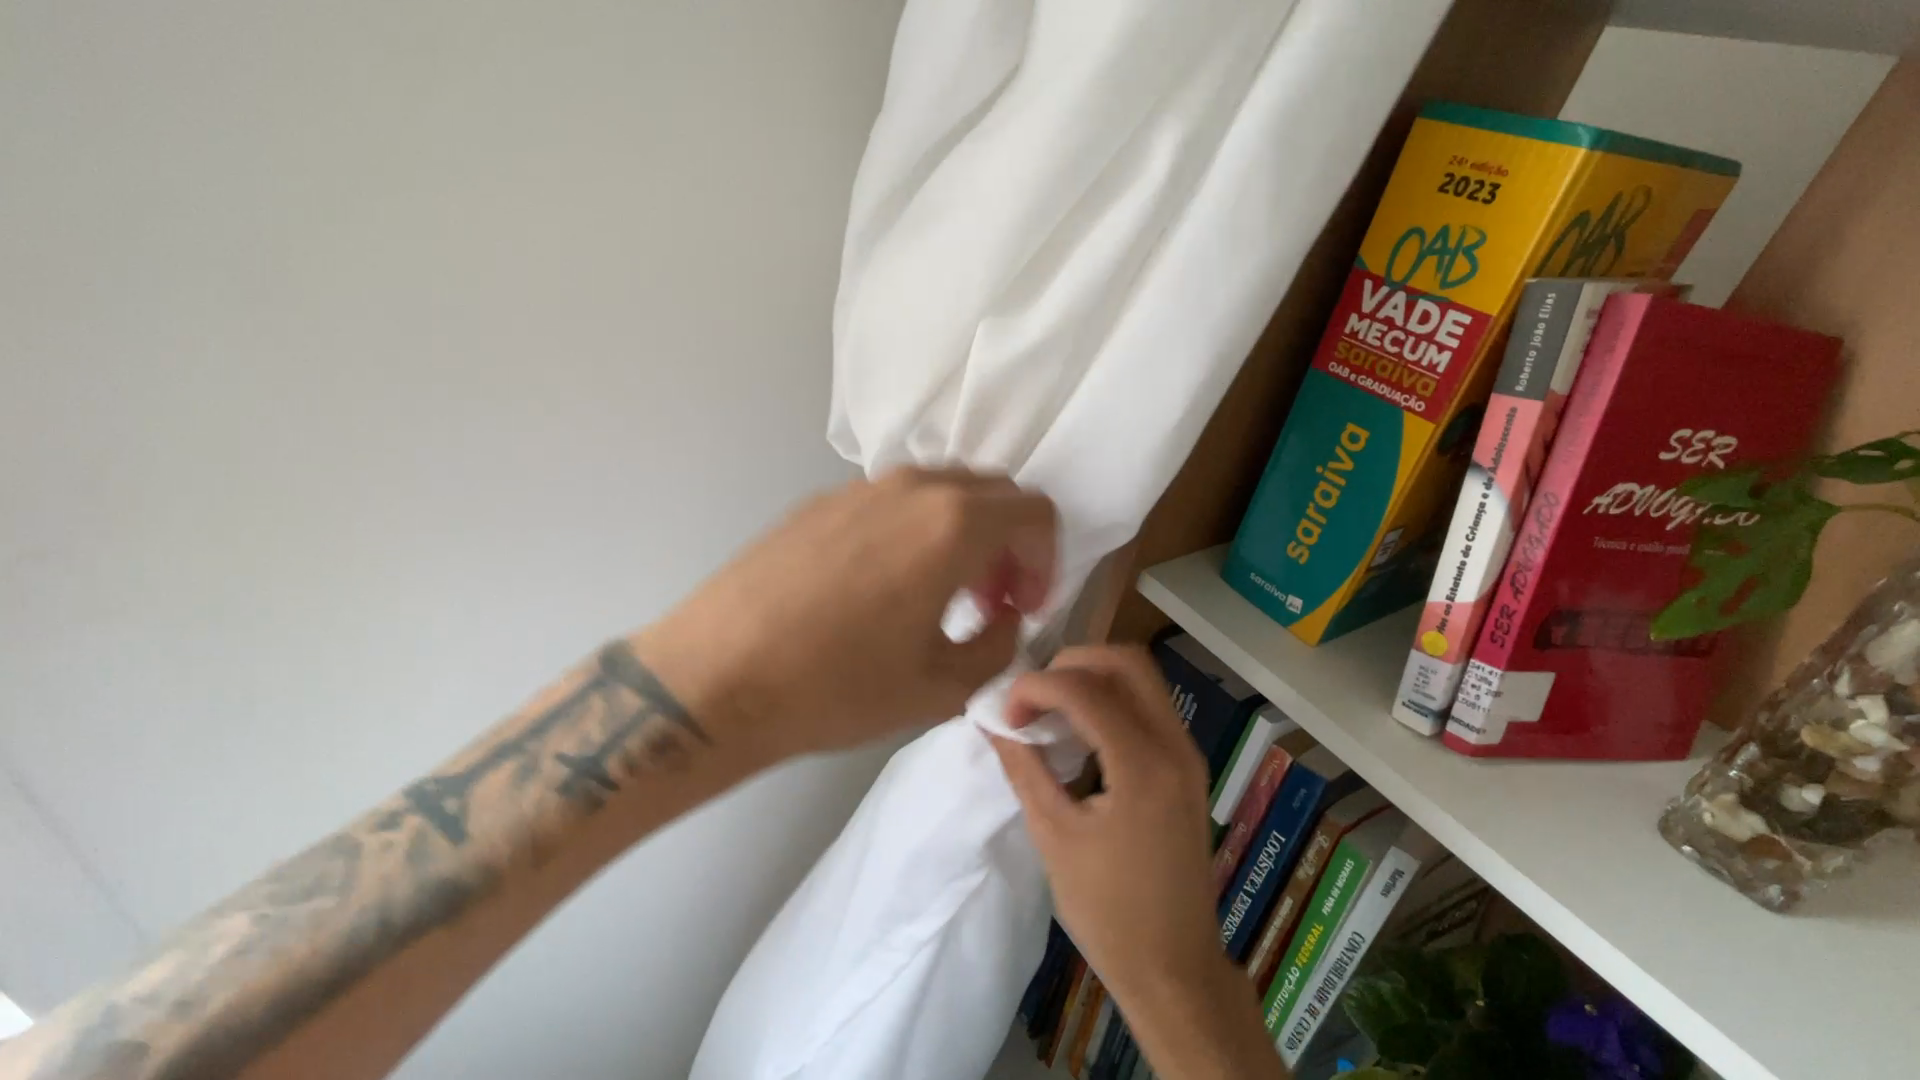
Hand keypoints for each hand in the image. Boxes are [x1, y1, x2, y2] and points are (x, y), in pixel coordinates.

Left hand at [635, 467, 1056, 761]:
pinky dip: (912, 532)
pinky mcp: (815, 502)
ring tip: (938, 596)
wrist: (717, 678)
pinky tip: (880, 590)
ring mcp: (856, 488)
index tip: (1025, 607)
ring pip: (937, 493)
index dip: (1046, 561)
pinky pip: (888, 504)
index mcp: (953, 524)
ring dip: (960, 535)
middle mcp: (910, 488)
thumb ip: (999, 645)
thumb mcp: (942, 688)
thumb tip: (1003, 618)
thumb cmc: (838, 688)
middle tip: (991, 602)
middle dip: (1008, 544)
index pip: (1035, 512)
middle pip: (990, 492)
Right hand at [991, 646, 1221, 1001]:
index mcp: (1144, 765)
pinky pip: (1150, 708)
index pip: (1085, 689)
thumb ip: (1024, 767)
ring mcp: (1188, 755)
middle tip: (1033, 696)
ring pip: (1143, 680)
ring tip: (1050, 710)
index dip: (1035, 686)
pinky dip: (1112, 701)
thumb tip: (993, 720)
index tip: (1005, 712)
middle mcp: (1176, 746)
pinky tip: (1080, 733)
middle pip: (1127, 662)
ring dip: (1094, 679)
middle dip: (1072, 663)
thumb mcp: (1054, 835)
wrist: (1173, 966)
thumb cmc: (1108, 910)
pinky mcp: (1187, 769)